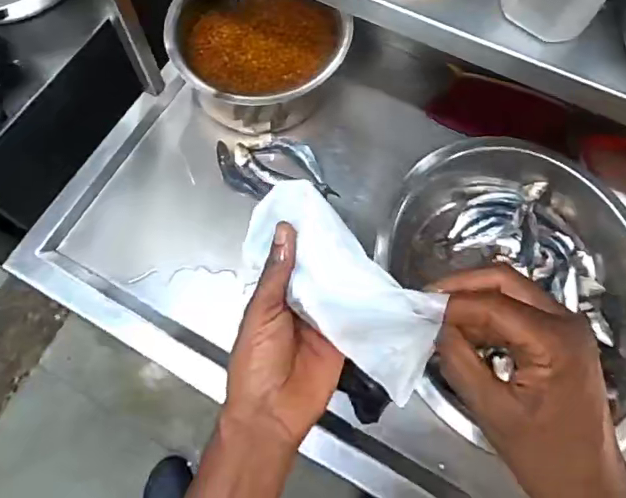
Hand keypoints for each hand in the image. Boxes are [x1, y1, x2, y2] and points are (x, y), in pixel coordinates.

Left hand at [191, 223, 344, 497]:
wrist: (270, 415)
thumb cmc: (253, 363)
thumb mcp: (261, 311)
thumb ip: (277, 272)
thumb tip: (285, 230)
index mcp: (276, 293)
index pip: (292, 258)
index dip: (303, 237)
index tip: (315, 210)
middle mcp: (300, 303)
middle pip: (318, 271)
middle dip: (329, 252)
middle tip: (344, 224)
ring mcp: (321, 320)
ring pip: (337, 289)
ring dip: (346, 273)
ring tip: (361, 244)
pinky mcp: (341, 338)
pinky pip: (353, 315)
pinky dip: (361, 301)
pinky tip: (372, 281)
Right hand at [432, 266, 625, 497]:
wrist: (593, 488)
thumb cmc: (550, 459)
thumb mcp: (494, 414)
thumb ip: (460, 364)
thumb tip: (437, 328)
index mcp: (555, 340)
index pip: (493, 304)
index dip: (454, 303)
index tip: (423, 308)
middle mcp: (566, 321)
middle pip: (505, 281)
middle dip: (464, 286)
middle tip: (431, 298)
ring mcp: (568, 326)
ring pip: (512, 290)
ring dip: (476, 298)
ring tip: (444, 313)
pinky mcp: (563, 335)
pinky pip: (521, 308)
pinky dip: (492, 313)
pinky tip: (469, 329)